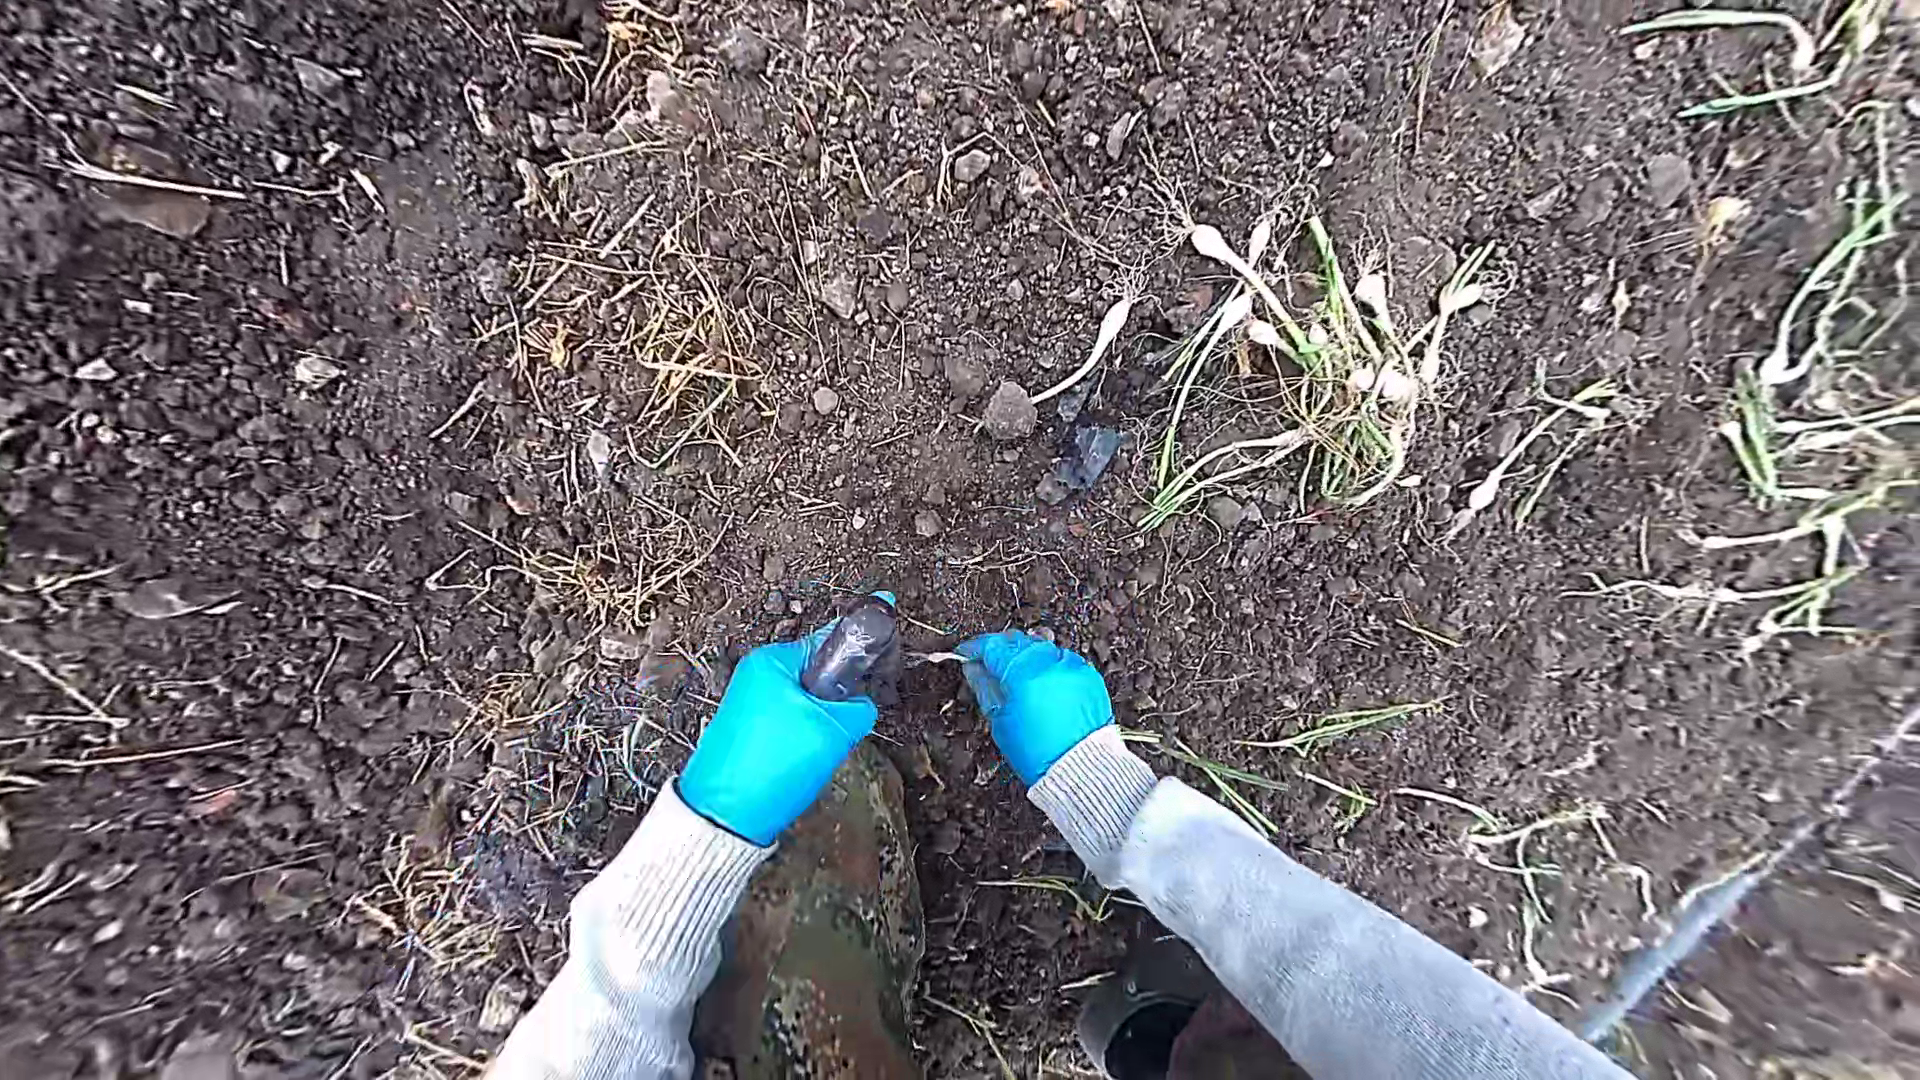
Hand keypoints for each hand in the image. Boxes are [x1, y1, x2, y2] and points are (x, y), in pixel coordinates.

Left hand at [678, 624, 877, 845]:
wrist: (722, 820)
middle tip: (845, 722)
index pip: (829, 638)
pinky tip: (803, 758)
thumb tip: (863, 704)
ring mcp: (751, 702)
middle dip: (839, 697)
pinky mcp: (749, 729)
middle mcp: (757, 674)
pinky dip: (806, 734)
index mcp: (772, 661)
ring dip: (823, 720)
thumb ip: (859, 707)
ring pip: (809, 700)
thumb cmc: (772, 765)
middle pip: (820, 672)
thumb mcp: (832, 730)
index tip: (887, 616)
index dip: (861, 639)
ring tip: (818, 748)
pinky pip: (792, 720)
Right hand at [957, 630, 1113, 784]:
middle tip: (987, 666)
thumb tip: (973, 668)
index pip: (993, 646)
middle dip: (999, 650)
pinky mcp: (1087, 673)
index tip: (966, 653)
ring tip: (1015, 677)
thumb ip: (985, 688)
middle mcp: (1050, 662)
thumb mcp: (1000, 721)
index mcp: (1024, 673)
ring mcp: (1071, 666)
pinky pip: (1060, 658)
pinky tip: (1040, 682)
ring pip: (1039, 646)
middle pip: (1016, 641)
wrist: (1081, 769)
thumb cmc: (1039, 752)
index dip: (975, 649)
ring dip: (1023, 655)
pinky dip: (1046, 665)